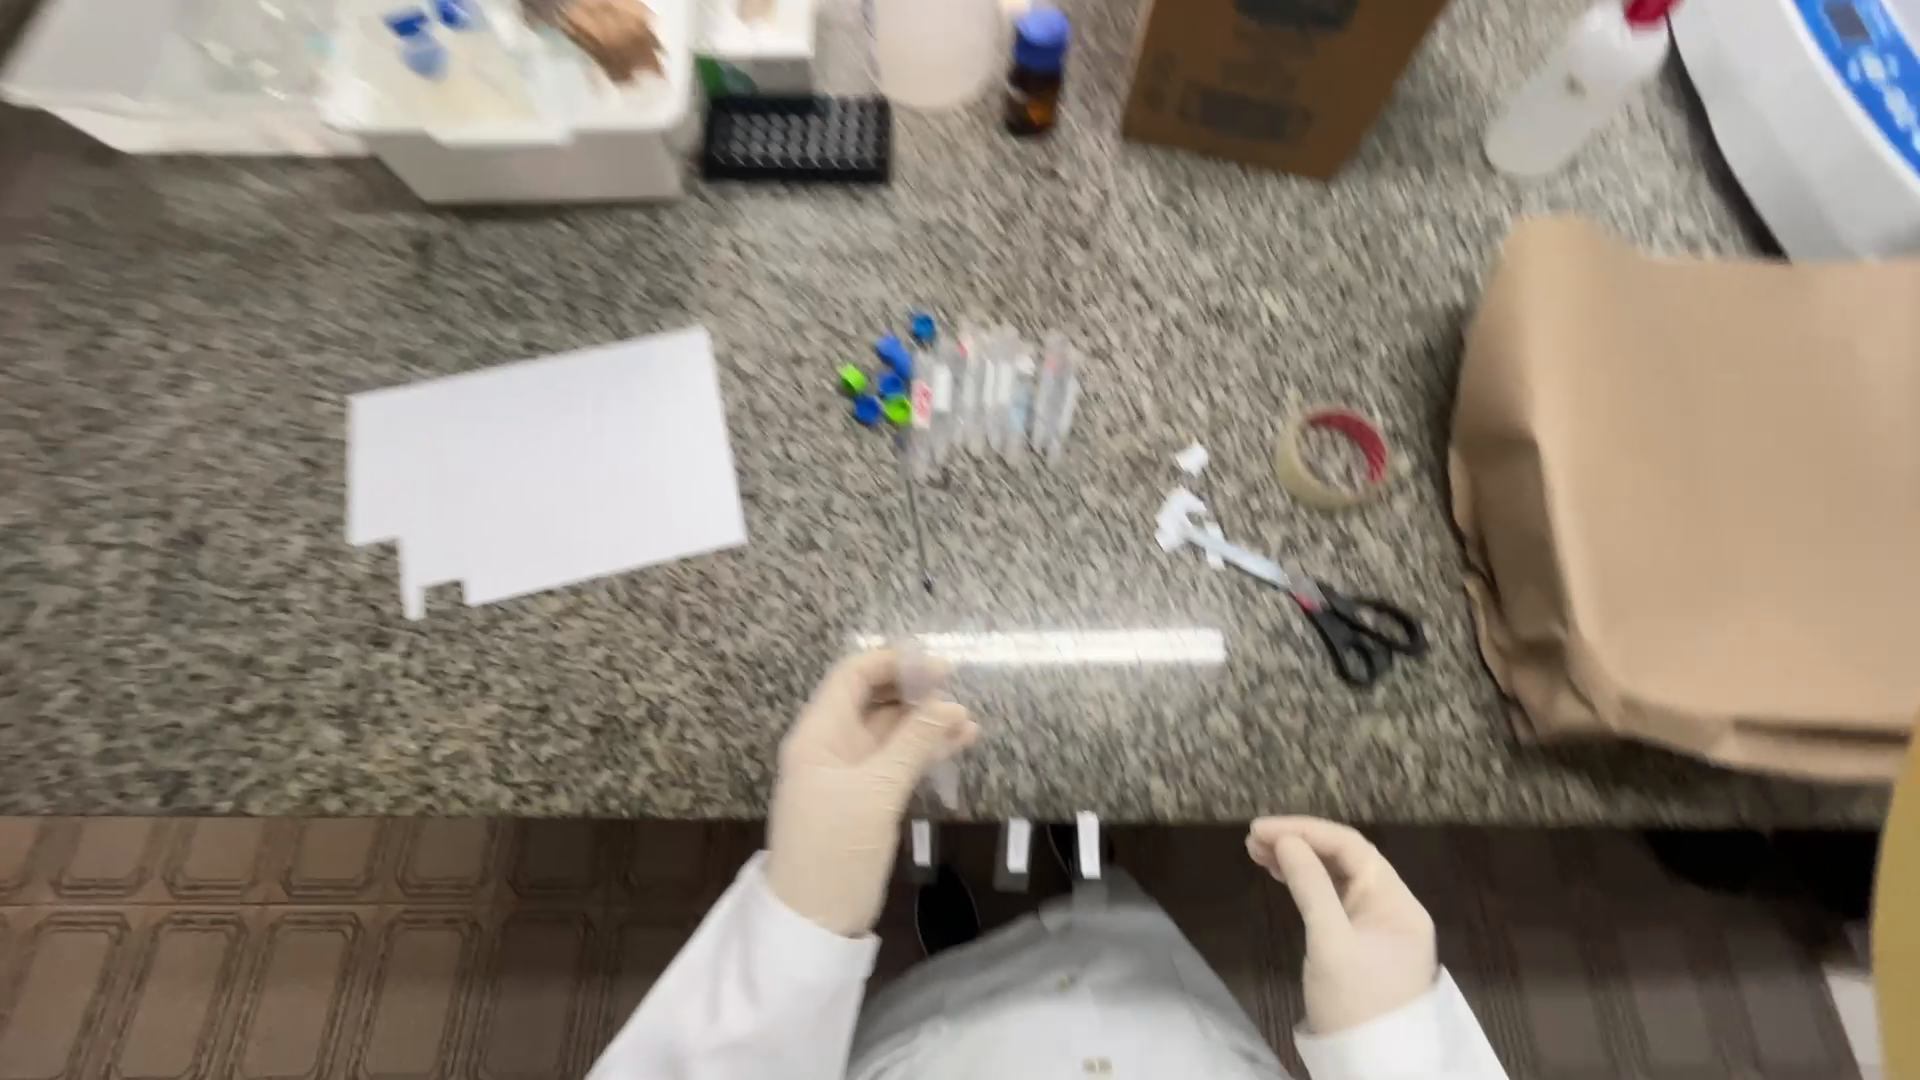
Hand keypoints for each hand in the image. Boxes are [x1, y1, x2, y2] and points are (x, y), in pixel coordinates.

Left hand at [766, 648, 977, 936]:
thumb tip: (950, 704)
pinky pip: (896, 760)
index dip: (894, 663)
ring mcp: (848, 771)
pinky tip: (956, 745)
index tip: (939, 667)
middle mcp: (830, 744)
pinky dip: (923, 751)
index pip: (853, 676)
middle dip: (915, 693)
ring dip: (925, 723)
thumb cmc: (835, 851)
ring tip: (968, 724)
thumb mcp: (876, 793)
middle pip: (874, 700)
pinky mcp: (865, 796)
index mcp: (818, 734)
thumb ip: (913, 744)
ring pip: (890, 731)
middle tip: (956, 693)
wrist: (813, 927)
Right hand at [1247, 816, 1437, 1034]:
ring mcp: (1374, 923)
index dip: (1305, 830)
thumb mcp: (1330, 943)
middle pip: (1342, 856)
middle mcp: (1390, 906)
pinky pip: (1329, 894)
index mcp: (1397, 903)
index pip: (1351, 847)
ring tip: (1256, 850)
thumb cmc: (1356, 1007)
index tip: (1261, 829)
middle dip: (1298, 841)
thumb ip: (1310, 886)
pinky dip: (1301, 880)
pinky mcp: (1356, 938)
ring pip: (1333, 873)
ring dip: (1296, 857)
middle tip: (1254, 839)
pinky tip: (1276, 872)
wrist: (1374, 1073)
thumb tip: (1285, 839)